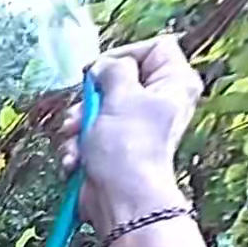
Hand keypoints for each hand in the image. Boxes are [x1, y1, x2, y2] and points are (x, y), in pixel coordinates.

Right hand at [55, 35, 202, 235]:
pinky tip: (75, 162)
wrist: (119, 197)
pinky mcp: (111, 153)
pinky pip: (87, 140)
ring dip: (76, 130)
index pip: (153, 49)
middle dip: (88, 102)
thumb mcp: (119, 96)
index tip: (95, 72)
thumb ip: (113, 71)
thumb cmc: (126, 146)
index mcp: (173, 83)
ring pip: (95, 114)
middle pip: (115, 84)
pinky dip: (76, 151)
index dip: (122, 56)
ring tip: (74, 145)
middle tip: (77, 117)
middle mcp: (156, 104)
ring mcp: (132, 130)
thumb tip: (103, 67)